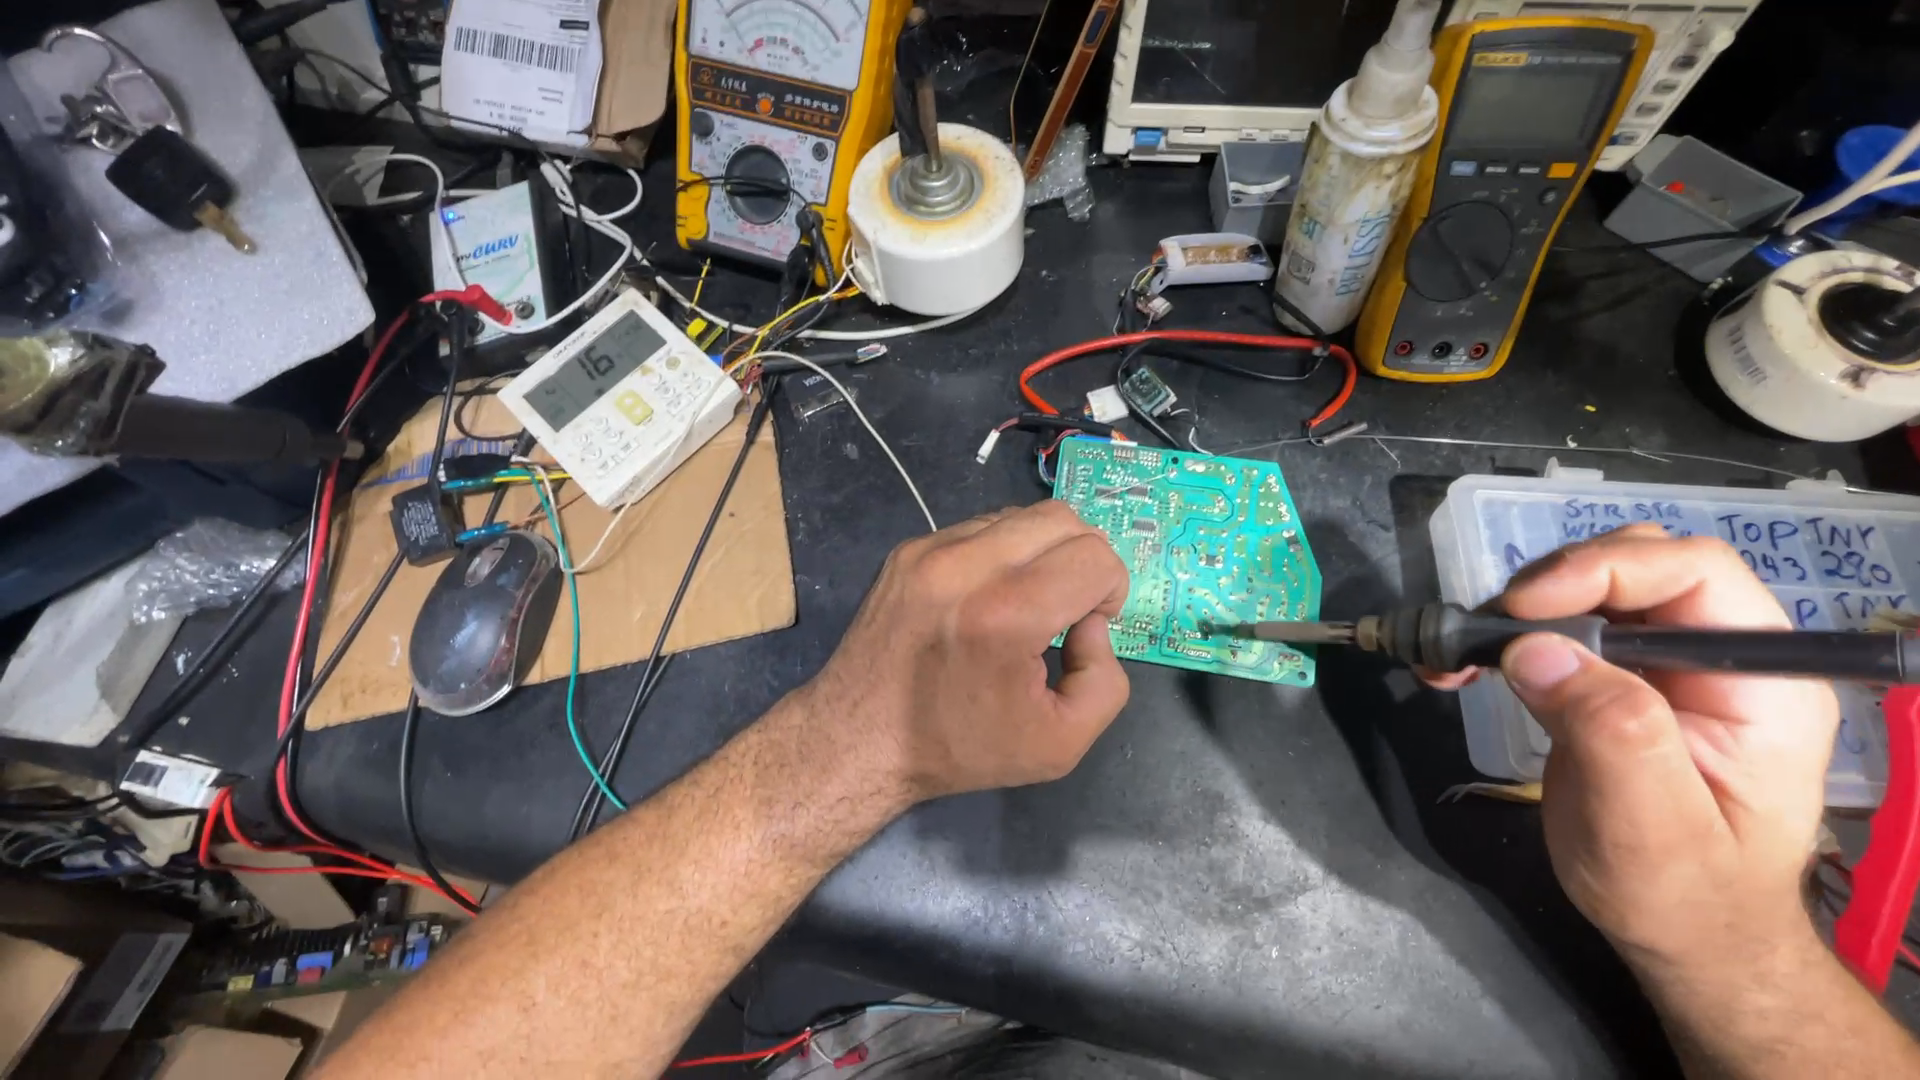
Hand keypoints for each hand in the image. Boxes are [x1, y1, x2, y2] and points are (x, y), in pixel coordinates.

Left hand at [801, 500, 1130, 804]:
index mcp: (1007, 614)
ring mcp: (930, 550)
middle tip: (1070, 606)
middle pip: (1062, 518)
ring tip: (1025, 601)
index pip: (1094, 556)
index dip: (1111, 590)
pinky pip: (979, 528)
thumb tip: (1090, 621)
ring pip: (1020, 516)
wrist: (859, 738)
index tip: (1090, 625)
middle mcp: (966, 565)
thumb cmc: (961, 747)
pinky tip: (985, 598)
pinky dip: (1002, 553)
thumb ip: (1105, 680)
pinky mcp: (908, 549)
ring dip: (1042, 551)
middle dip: (1084, 558)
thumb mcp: (1061, 743)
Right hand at [1463, 526, 1837, 974]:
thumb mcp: (1652, 827)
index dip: (1601, 570)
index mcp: (1757, 680)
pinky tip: (1455, 668)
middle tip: (1484, 632)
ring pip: (1581, 592)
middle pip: (1632, 568)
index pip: (1690, 573)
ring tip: (1453, 658)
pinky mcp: (1607, 680)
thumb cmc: (1682, 892)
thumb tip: (1533, 650)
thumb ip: (1612, 732)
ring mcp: (1658, 666)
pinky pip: (1549, 632)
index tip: (1519, 608)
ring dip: (1507, 614)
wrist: (1679, 932)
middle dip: (1547, 587)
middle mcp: (1713, 656)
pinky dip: (1493, 638)